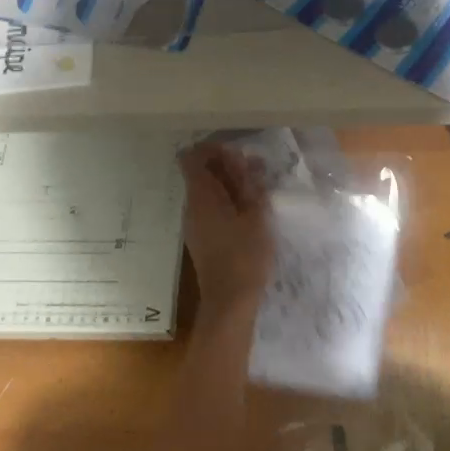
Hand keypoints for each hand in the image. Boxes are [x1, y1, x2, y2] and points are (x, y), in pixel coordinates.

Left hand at [179, 143, 273, 318]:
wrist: (230, 300)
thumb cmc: (245, 255)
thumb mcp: (256, 215)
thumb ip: (249, 185)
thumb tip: (243, 161)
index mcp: (201, 195)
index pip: (192, 156)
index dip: (213, 149)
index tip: (239, 156)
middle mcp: (191, 206)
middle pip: (200, 173)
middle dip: (227, 167)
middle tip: (256, 174)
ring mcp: (194, 224)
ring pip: (207, 192)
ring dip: (229, 187)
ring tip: (258, 195)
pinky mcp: (201, 239)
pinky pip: (210, 210)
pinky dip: (227, 204)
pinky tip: (249, 216)